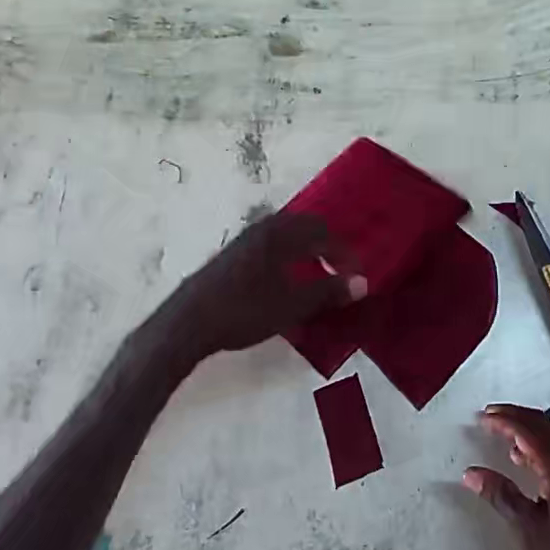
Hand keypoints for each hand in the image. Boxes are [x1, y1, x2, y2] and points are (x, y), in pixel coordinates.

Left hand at [148, 211, 365, 367]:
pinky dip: (287, 256)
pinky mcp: (231, 255)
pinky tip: (285, 281)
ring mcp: (244, 240)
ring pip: (285, 235)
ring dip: (306, 250)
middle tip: (340, 270)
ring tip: (317, 275)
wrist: (187, 323)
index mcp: (280, 234)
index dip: (344, 254)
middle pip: (304, 226)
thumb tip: (362, 284)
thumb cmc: (244, 311)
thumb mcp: (292, 306)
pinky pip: (270, 245)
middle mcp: (263, 229)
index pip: (324, 233)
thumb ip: (328, 292)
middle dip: (326, 246)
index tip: (357, 276)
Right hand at [464, 404, 549, 549]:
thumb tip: (471, 473)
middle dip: (515, 416)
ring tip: (502, 434)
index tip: (480, 418)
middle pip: (543, 425)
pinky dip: (538, 445)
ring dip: (527, 429)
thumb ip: (502, 497)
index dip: (503, 421)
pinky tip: (525, 461)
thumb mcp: (530, 531)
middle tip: (489, 416)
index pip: (528, 430)